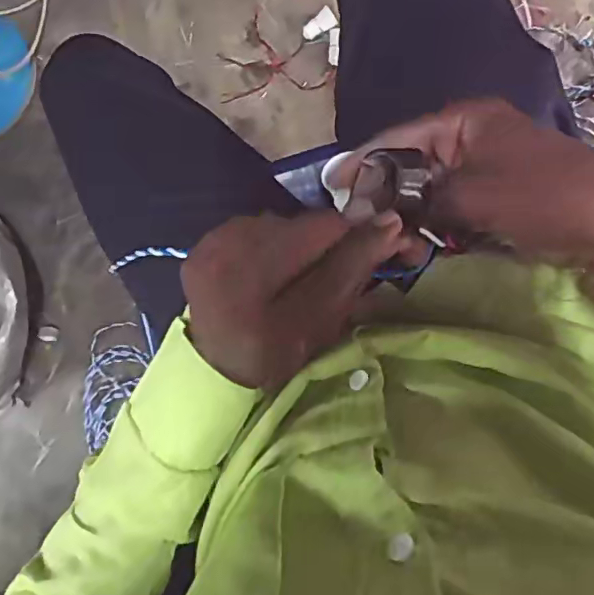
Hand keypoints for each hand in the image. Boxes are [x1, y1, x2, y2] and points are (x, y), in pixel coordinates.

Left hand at [181, 210, 407, 388]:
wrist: (216, 372)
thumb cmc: (272, 358)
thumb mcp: (318, 323)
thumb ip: (351, 270)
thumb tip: (390, 222)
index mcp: (252, 271)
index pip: (324, 226)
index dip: (358, 235)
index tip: (385, 249)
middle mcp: (226, 245)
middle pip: (300, 223)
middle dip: (327, 244)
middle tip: (341, 275)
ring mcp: (210, 242)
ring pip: (280, 224)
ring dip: (299, 244)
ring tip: (301, 280)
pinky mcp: (203, 243)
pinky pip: (255, 230)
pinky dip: (271, 246)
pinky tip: (272, 274)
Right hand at [348, 98, 593, 279]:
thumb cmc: (545, 198)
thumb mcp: (474, 196)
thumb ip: (417, 198)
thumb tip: (369, 207)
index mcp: (463, 121)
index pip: (395, 137)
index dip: (360, 163)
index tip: (331, 188)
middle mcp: (465, 139)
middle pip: (405, 167)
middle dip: (386, 200)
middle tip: (370, 232)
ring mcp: (477, 169)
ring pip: (423, 193)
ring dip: (409, 221)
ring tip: (405, 250)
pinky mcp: (487, 197)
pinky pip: (445, 210)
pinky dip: (433, 229)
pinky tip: (425, 250)